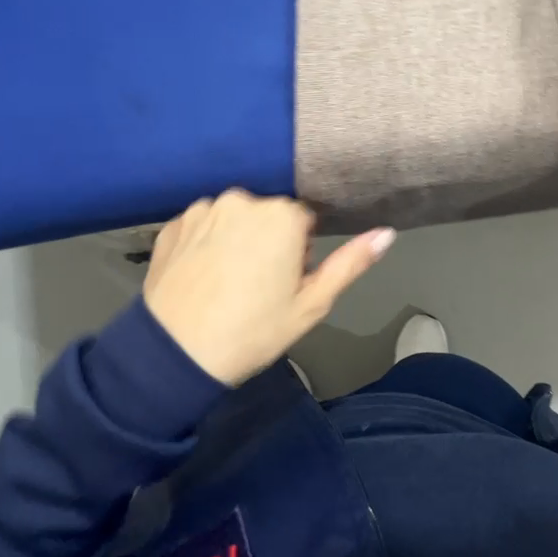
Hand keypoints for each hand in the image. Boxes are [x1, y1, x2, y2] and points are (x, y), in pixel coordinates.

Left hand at [142, 190, 394, 385]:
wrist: (175, 356)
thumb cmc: (253, 332)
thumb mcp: (312, 304)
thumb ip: (351, 262)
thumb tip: (386, 233)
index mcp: (281, 215)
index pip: (303, 220)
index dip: (300, 251)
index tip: (287, 282)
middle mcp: (241, 200)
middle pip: (267, 215)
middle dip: (268, 241)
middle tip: (259, 287)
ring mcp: (202, 210)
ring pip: (233, 219)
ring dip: (235, 240)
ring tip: (227, 285)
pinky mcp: (171, 226)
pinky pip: (200, 227)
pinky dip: (204, 245)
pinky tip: (201, 279)